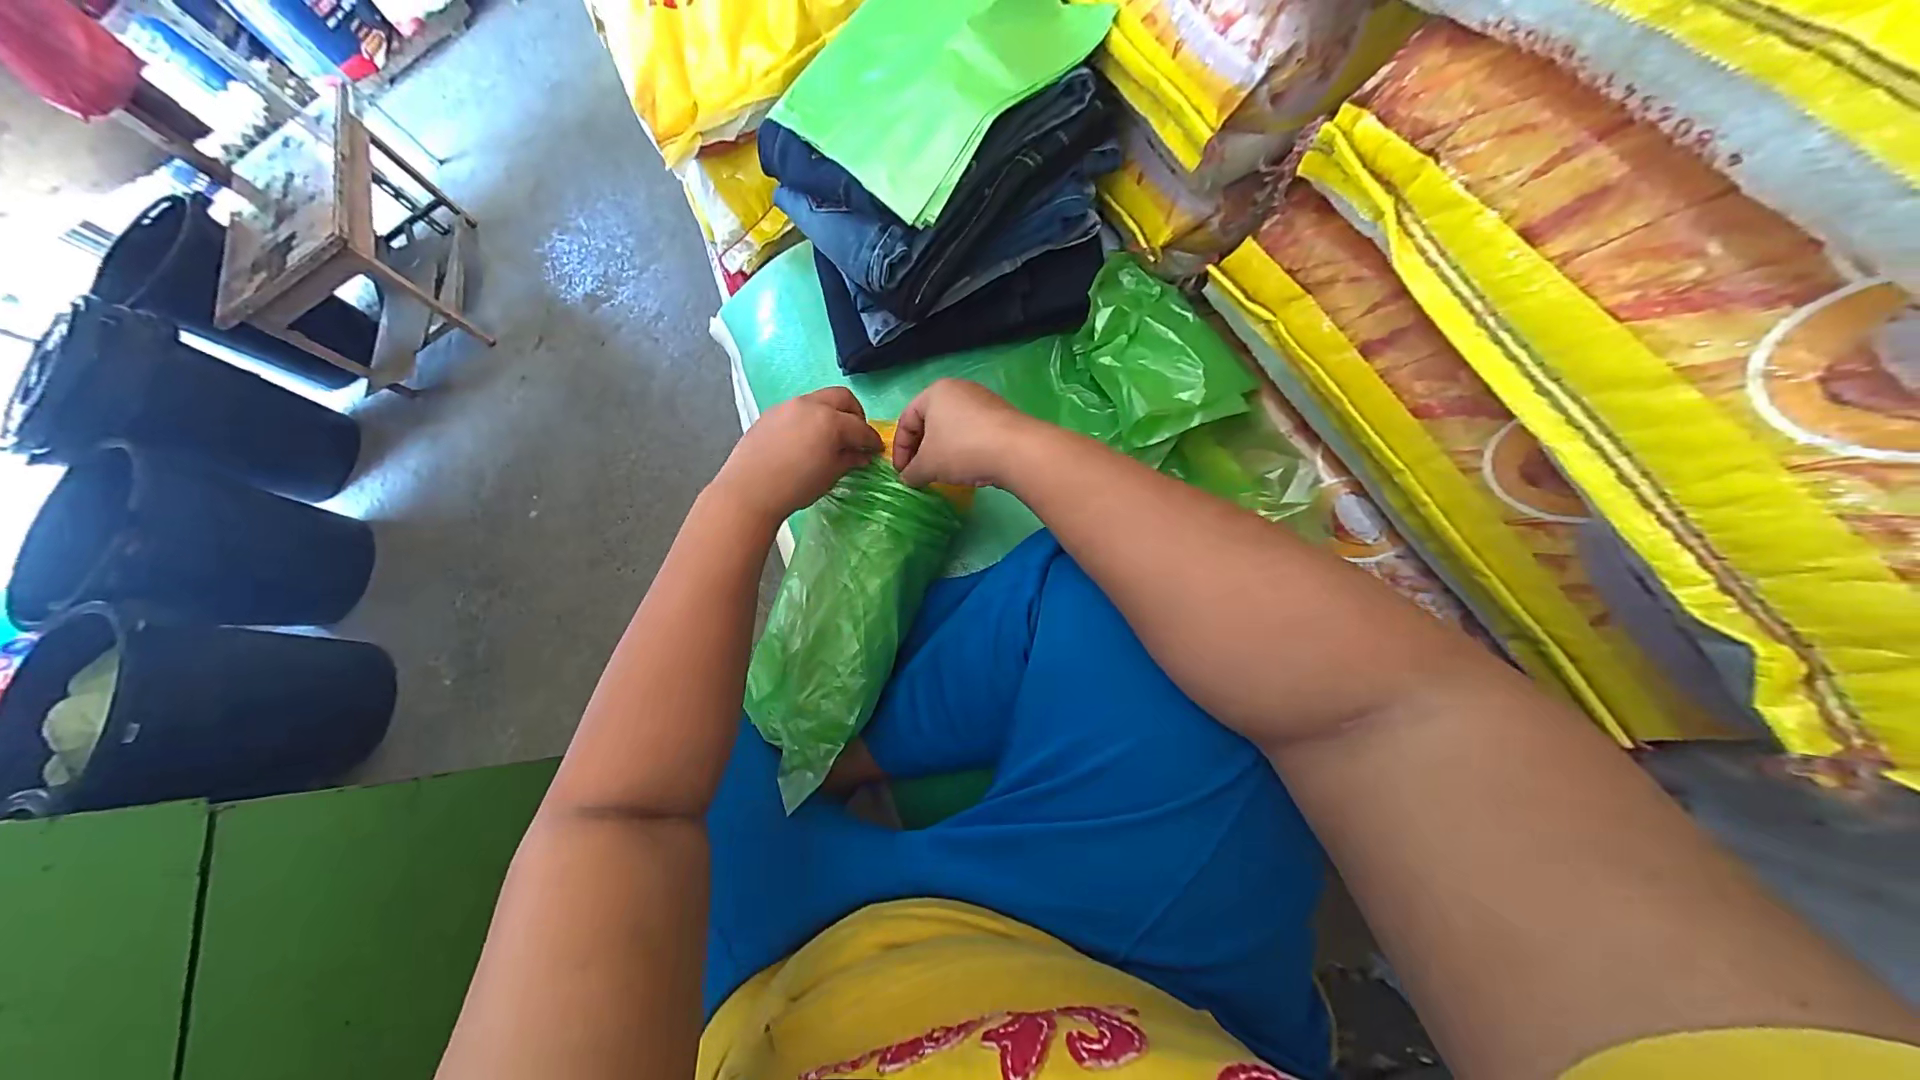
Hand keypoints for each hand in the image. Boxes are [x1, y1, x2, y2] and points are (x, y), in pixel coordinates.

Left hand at [710, 387, 883, 520]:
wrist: (749, 491)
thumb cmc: (796, 487)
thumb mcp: (830, 475)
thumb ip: (849, 459)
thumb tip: (862, 454)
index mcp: (830, 420)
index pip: (860, 427)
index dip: (872, 440)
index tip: (876, 450)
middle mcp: (810, 405)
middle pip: (842, 398)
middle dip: (855, 414)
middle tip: (856, 436)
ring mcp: (788, 406)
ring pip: (818, 400)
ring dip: (831, 414)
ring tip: (830, 438)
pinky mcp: (771, 413)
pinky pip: (798, 409)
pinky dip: (810, 418)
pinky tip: (805, 440)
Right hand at [893, 379, 1040, 488]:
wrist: (1017, 450)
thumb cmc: (962, 449)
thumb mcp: (928, 465)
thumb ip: (912, 472)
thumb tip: (908, 478)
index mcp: (935, 392)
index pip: (907, 420)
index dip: (900, 450)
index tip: (903, 473)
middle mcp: (959, 389)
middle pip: (931, 422)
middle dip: (922, 450)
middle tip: (921, 473)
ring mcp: (984, 400)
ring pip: (953, 427)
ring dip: (944, 451)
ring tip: (944, 473)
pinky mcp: (1003, 415)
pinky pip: (974, 432)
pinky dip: (965, 449)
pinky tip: (969, 467)